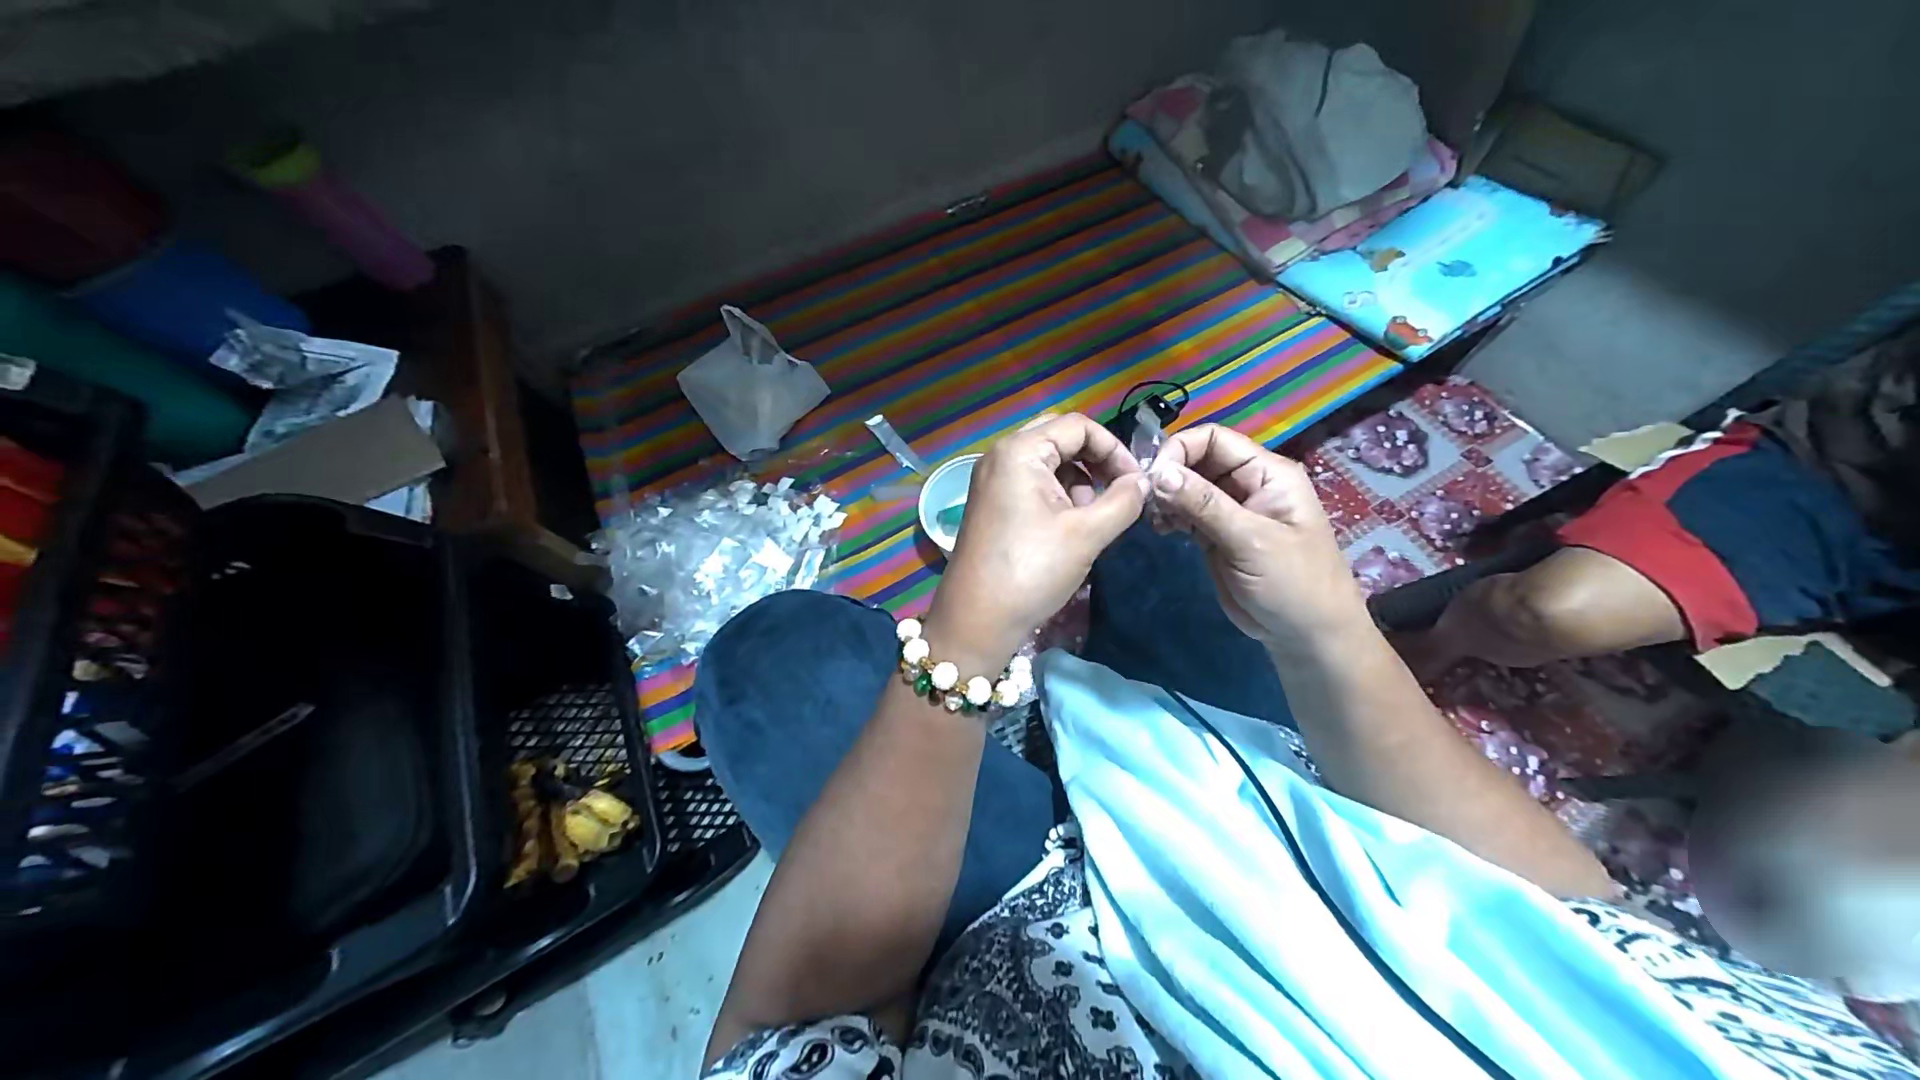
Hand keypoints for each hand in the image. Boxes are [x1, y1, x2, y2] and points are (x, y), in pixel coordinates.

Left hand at [931, 413, 1148, 661]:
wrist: (977, 620)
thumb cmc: (1032, 570)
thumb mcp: (1086, 534)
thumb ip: (1123, 500)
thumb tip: (1145, 482)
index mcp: (1019, 451)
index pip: (1078, 427)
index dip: (1114, 449)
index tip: (1137, 482)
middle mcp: (1001, 457)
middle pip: (1061, 442)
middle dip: (1096, 466)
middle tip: (1118, 496)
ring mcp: (992, 482)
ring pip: (1049, 466)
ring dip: (1079, 485)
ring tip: (1093, 521)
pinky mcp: (992, 506)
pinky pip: (1033, 486)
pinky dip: (1059, 500)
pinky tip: (1071, 529)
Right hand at [1147, 424, 1366, 652]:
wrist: (1306, 636)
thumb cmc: (1293, 583)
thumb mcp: (1251, 540)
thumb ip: (1204, 504)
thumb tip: (1158, 472)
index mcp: (1267, 473)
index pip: (1215, 439)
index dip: (1180, 450)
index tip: (1153, 477)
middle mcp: (1247, 484)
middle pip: (1197, 460)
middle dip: (1168, 475)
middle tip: (1147, 502)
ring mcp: (1230, 510)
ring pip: (1187, 487)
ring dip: (1165, 498)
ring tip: (1154, 521)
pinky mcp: (1215, 535)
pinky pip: (1185, 513)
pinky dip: (1168, 517)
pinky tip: (1160, 530)